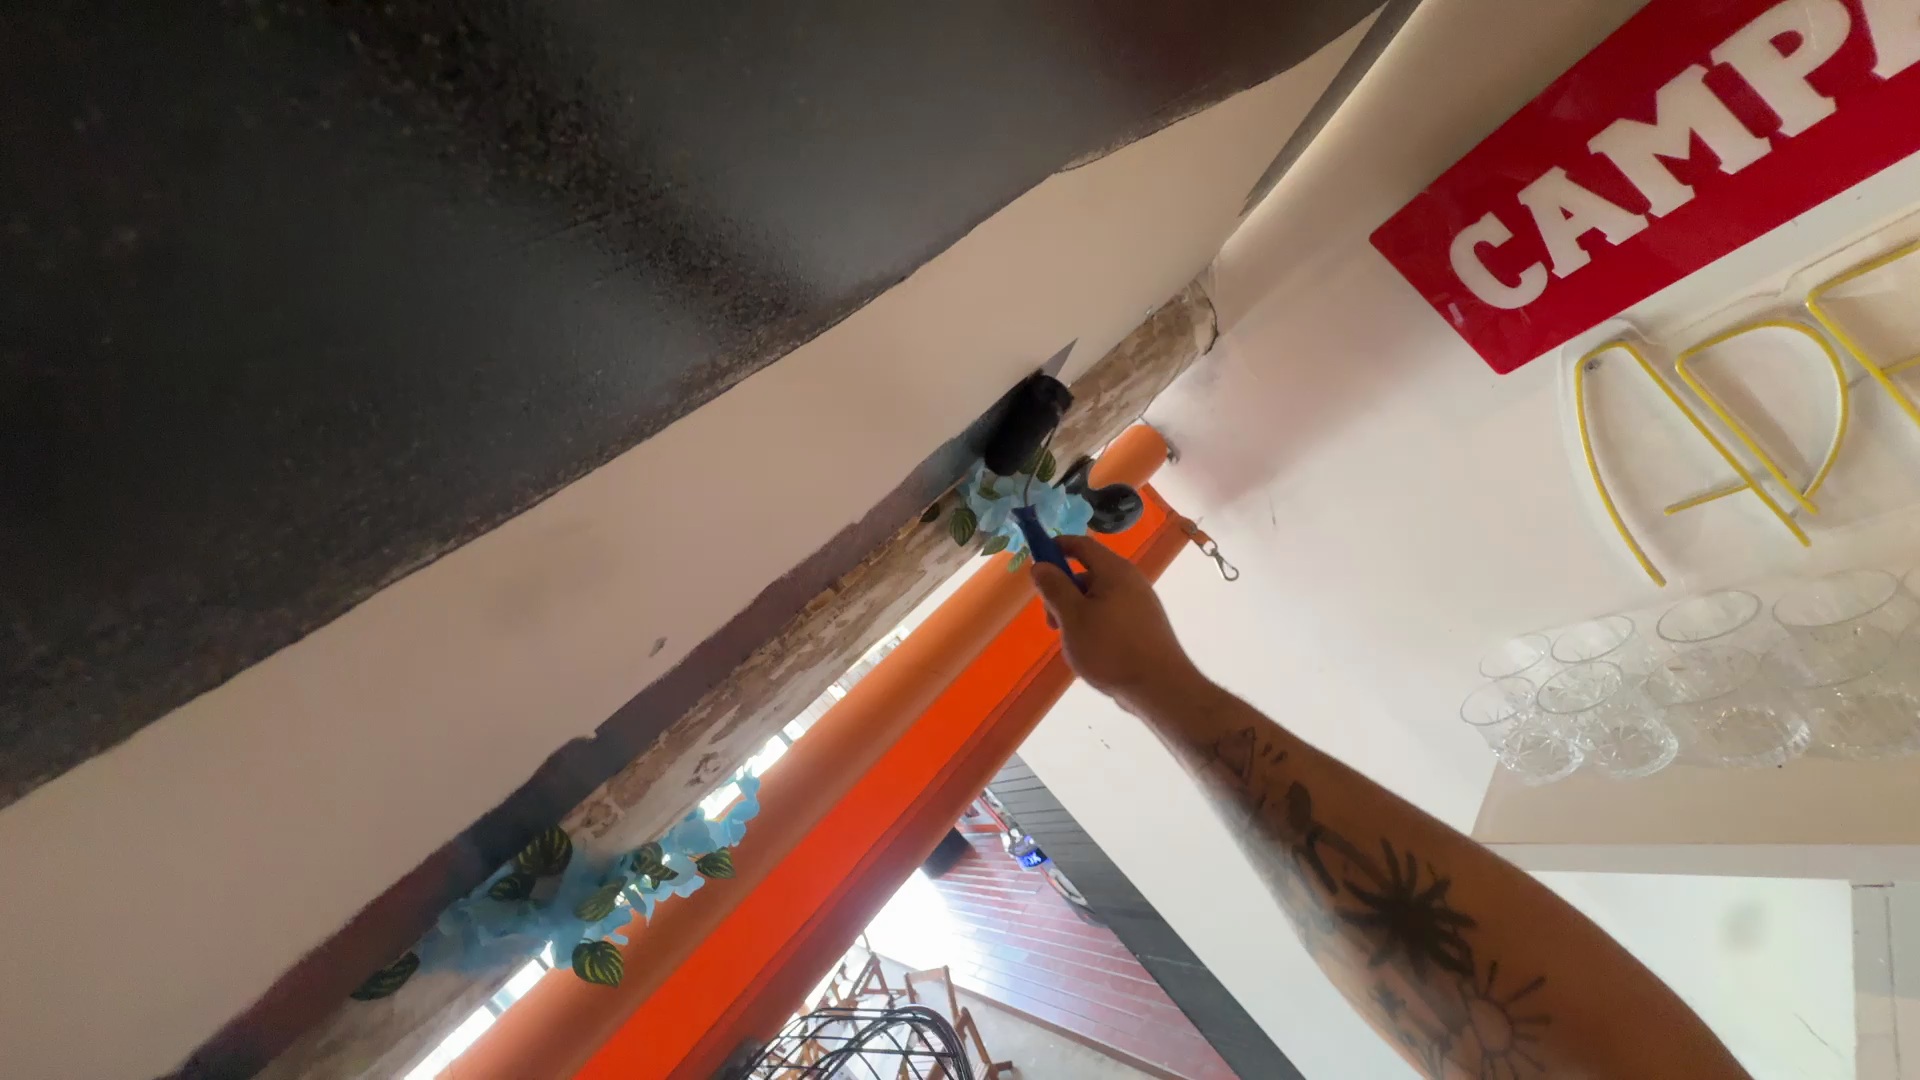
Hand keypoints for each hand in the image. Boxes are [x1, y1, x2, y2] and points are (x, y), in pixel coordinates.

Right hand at [1029, 534, 1204, 710]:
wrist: (1160, 688)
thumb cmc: (1110, 648)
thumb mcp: (1072, 617)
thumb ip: (1054, 588)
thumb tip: (1041, 565)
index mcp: (1114, 571)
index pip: (1082, 545)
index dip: (1056, 547)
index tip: (1036, 563)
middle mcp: (1130, 581)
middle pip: (1088, 574)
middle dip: (1063, 592)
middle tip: (1051, 622)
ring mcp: (1140, 604)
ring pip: (1097, 598)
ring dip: (1076, 613)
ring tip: (1071, 643)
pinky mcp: (1144, 625)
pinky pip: (1111, 614)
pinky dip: (1093, 624)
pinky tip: (1090, 651)